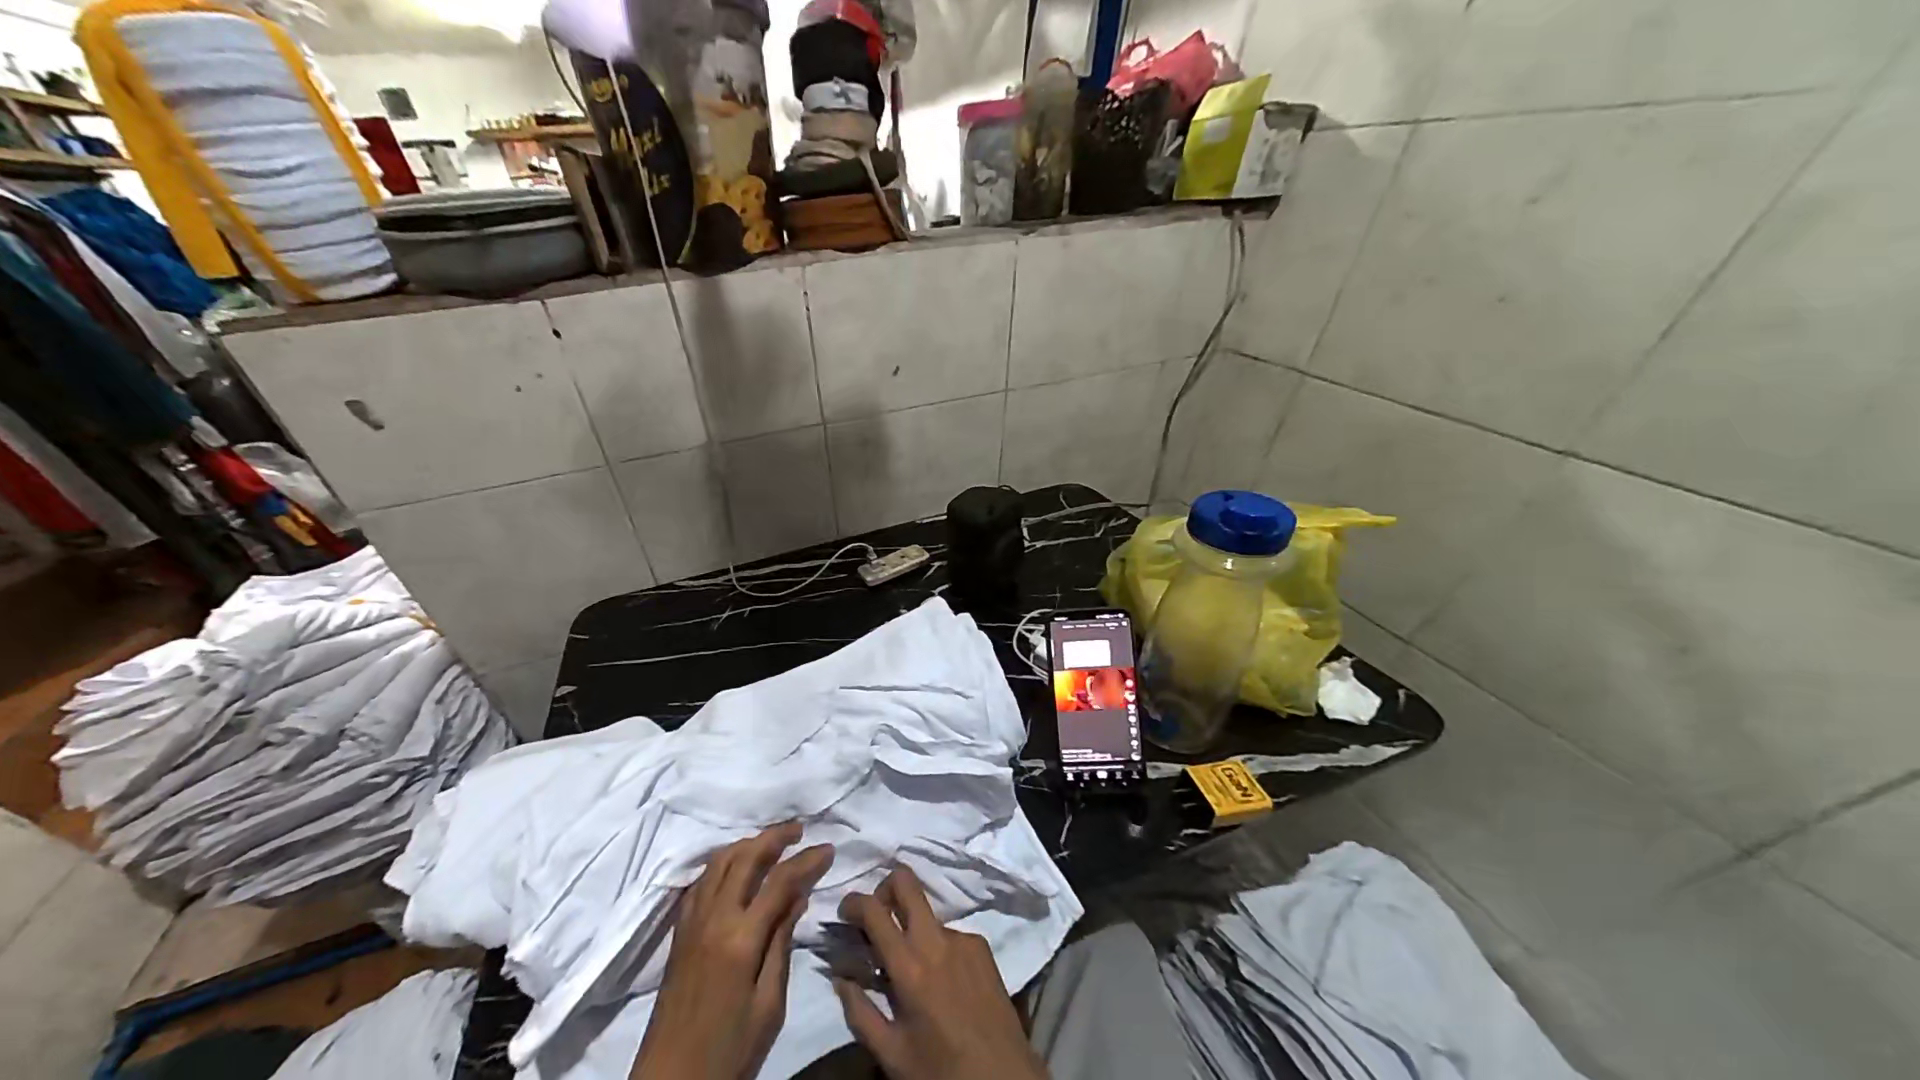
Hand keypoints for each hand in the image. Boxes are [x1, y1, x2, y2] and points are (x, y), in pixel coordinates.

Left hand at [630, 823, 832, 1079]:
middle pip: (744, 858)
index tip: (829, 849)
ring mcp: (691, 922)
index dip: (806, 860)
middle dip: (775, 837)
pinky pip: (702, 881)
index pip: (779, 881)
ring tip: (772, 841)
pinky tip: (736, 867)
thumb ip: (782, 944)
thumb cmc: (729, 1050)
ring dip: (747, 844)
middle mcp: (713, 918)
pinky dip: (723, 863)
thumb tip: (798, 897)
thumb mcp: (769, 1004)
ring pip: (719, 863)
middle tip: (800, 829)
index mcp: (740, 938)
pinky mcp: (679, 932)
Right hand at [832, 867, 1048, 1079]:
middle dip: (885, 887)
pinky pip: (948, 934)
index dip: (853, 901)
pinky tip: (940, 979)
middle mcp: (936, 940)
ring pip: (927, 913)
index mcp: (909, 966)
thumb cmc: (940, 1069)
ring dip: (912, 927)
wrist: (1003, 1077)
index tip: (845, 912)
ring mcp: (963, 938)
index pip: (874, 910)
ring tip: (910, 967)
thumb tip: (839, 975)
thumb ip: (858, 1011)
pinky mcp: (982, 946)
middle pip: (907, 882)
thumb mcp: (890, 1052)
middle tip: (876, 917)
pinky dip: (935, 946)